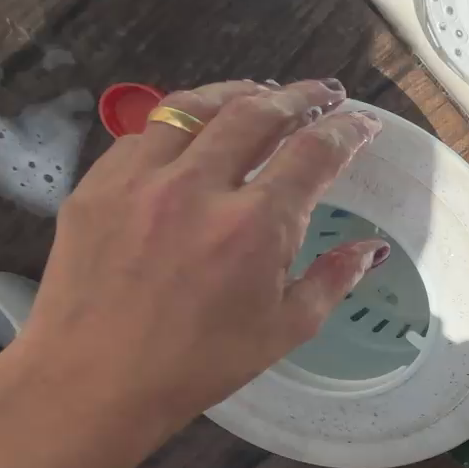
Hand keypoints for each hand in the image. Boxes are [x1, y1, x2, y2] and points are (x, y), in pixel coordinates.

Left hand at [11, 78, 385, 437]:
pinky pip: (148, 132)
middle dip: (299, 97)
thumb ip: (334, 277)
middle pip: (255, 115)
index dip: (346, 131)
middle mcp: (200, 189)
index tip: (366, 123)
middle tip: (325, 92)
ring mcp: (141, 180)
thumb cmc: (208, 360)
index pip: (313, 155)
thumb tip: (371, 248)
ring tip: (264, 93)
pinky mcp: (99, 185)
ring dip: (239, 93)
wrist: (97, 375)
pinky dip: (185, 119)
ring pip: (194, 108)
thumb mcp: (291, 326)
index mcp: (256, 227)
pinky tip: (201, 126)